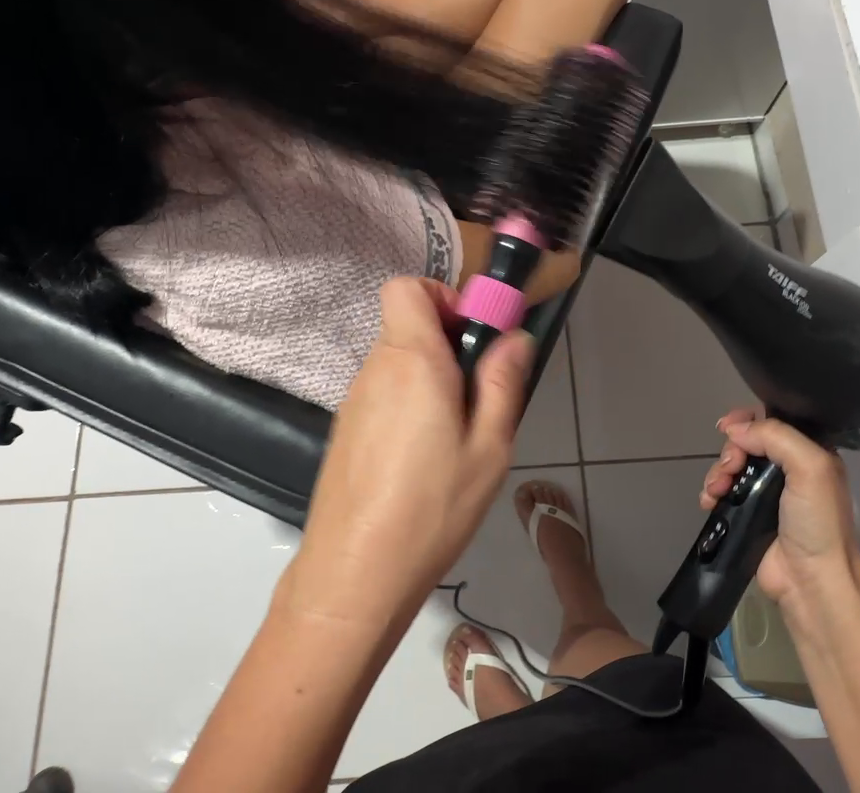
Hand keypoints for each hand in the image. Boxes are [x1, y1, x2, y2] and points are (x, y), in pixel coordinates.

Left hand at [280, 277, 532, 629]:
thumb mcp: (489, 448)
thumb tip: (514, 336)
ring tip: (455, 437)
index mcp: (411, 360)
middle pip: (408, 326)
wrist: (355, 572)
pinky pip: (383, 396)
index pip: (407, 286)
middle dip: (446, 344)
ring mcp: (354, 401)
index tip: (474, 337)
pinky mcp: (345, 431)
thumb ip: (503, 383)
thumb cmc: (432, 507)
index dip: (443, 297)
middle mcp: (375, 369)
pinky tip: (424, 461)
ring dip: (430, 380)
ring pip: (398, 364)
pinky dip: (408, 407)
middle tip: (478, 395)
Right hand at [700, 408, 859, 613]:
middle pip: (747, 443)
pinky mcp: (748, 516)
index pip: (774, 422)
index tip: (728, 427)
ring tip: (716, 491)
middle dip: (731, 450)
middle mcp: (789, 471)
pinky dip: (711, 493)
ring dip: (717, 473)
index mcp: (810, 454)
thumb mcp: (810, 468)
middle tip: (730, 467)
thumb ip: (776, 437)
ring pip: (732, 467)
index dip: (749, 419)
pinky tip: (709, 502)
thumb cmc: (817, 522)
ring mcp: (767, 494)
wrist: (811, 581)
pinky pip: (723, 493)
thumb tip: (735, 429)